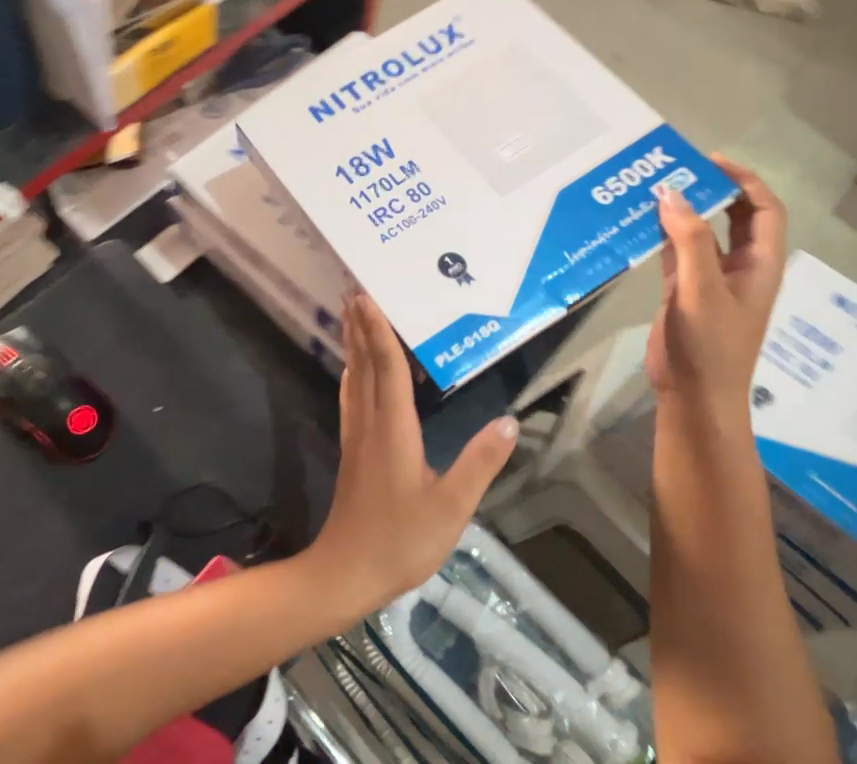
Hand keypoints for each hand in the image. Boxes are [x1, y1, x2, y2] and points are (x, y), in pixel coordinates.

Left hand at [304, 295, 518, 612]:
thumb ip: (479, 462)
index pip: (385, 368)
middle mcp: (369, 424)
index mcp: (393, 429)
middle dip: (360, 325)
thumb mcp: (452, 506)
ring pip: (353, 379)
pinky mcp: (352, 452)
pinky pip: (352, 399)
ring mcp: (356, 438)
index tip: (367, 294)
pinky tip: (353, 372)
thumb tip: (509, 420)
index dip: (378, 329)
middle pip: (363, 364)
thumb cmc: (401, 539)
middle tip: (352, 287)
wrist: (347, 571)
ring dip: (353, 345)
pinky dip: (353, 374)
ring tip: (352, 316)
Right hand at [646, 157, 788, 407]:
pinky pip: (674, 252)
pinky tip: (637, 222)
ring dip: (681, 211)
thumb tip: (671, 193)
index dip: (743, 181)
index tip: (708, 162)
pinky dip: (659, 235)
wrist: (695, 395)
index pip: (763, 210)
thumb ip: (689, 240)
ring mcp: (710, 279)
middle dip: (710, 190)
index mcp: (761, 264)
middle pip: (733, 216)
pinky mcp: (683, 291)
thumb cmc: (711, 345)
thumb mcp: (702, 289)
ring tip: (651, 189)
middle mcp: (739, 266)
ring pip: (699, 233)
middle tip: (675, 170)